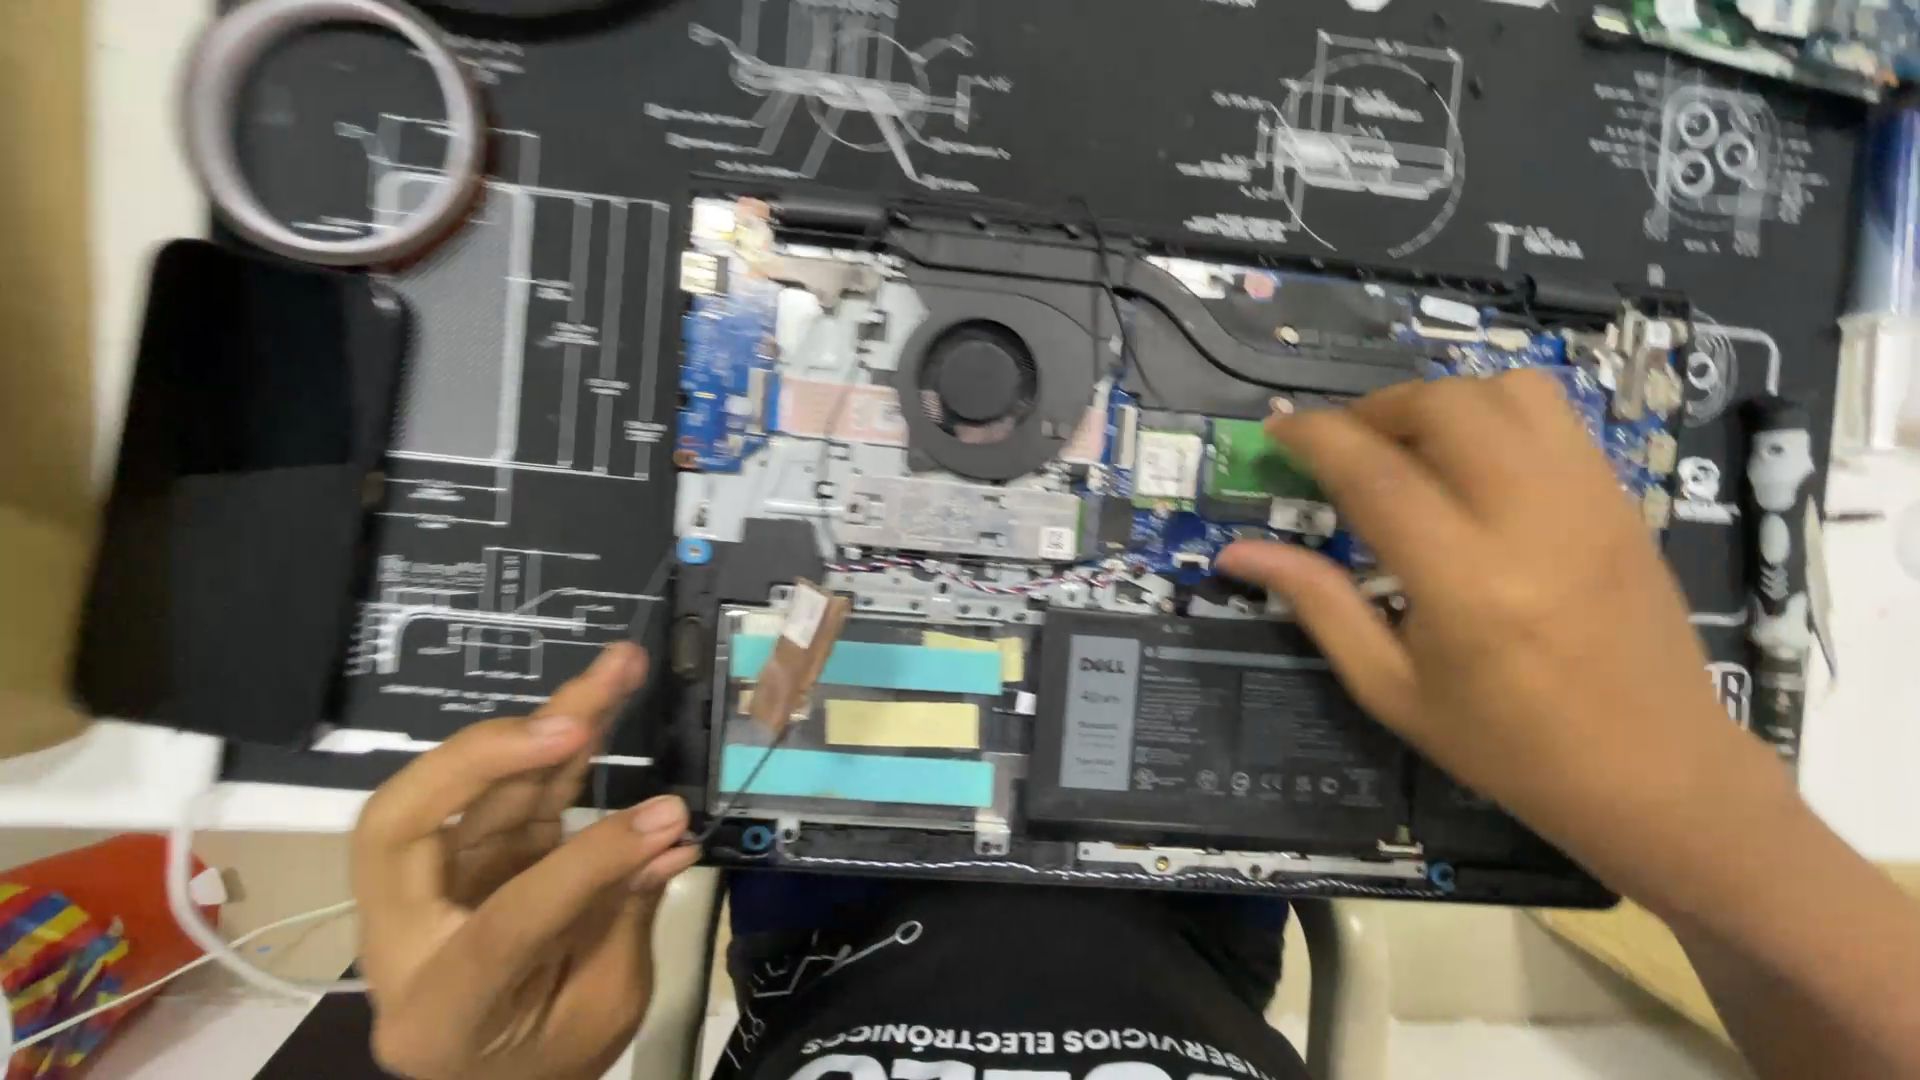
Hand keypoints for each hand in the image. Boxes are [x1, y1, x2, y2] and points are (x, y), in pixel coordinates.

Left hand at [350, 643, 700, 1079]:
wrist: (504, 1074)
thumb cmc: (548, 1061)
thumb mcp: (603, 1009)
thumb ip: (625, 916)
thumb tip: (671, 833)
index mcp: (435, 1007)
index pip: (498, 925)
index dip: (583, 867)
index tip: (666, 821)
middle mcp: (412, 929)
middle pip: (407, 824)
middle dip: (488, 759)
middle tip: (574, 723)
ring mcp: (445, 876)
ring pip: (479, 781)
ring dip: (554, 717)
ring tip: (619, 664)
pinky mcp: (486, 843)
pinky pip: (524, 779)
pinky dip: (568, 736)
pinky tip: (607, 696)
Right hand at [1215, 371, 1793, 909]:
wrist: (1657, 774)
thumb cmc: (1506, 744)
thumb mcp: (1388, 686)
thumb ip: (1316, 603)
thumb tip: (1235, 552)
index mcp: (1465, 581)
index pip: (1375, 473)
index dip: (1315, 438)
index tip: (1276, 430)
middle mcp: (1533, 521)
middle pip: (1444, 407)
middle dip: (1374, 409)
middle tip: (1339, 447)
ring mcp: (1590, 500)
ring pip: (1506, 391)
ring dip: (1437, 402)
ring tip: (1403, 446)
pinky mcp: (1621, 499)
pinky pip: (1553, 414)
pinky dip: (1491, 412)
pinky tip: (1465, 460)